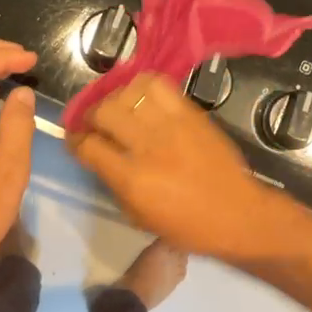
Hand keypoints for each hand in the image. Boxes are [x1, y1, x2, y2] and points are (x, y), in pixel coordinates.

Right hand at [67, 73, 306, 260]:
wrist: (237, 213)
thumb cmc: (188, 226)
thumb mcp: (140, 217)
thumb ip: (115, 184)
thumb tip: (99, 158)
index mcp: (133, 179)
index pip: (88, 146)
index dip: (74, 140)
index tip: (75, 140)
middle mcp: (148, 146)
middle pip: (104, 112)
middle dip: (91, 117)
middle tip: (95, 125)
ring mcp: (172, 125)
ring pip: (129, 92)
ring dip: (117, 100)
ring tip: (120, 110)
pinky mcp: (191, 113)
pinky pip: (159, 85)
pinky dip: (142, 88)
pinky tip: (142, 100)